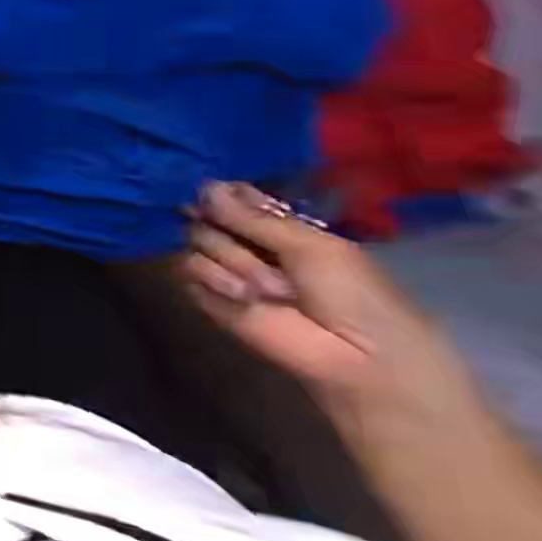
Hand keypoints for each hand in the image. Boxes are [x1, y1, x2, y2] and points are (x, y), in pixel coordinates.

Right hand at [181, 182, 461, 404]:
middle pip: (204, 217)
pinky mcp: (204, 294)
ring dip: (231, 262)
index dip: (219, 194)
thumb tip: (203, 185)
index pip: (229, 197)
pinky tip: (244, 297)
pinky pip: (187, 270)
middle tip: (266, 258)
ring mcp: (221, 269)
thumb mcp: (312, 246)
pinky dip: (215, 281)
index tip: (215, 195)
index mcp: (273, 227)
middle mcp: (242, 243)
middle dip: (230, 236)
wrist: (355, 355)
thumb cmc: (353, 295)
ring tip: (267, 290)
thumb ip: (253, 218)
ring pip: (193, 243)